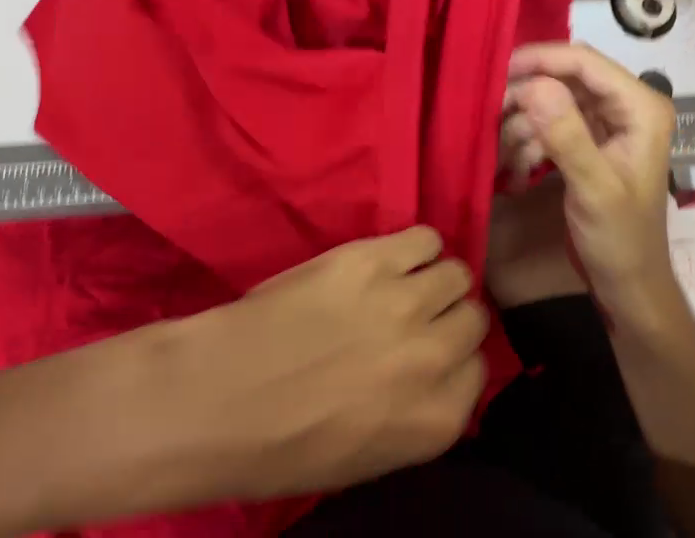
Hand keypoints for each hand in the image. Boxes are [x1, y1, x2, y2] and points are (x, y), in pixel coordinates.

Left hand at [171, 227, 487, 500]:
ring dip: (432, 280)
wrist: (218, 399)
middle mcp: (434, 358)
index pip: (476, 370)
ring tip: (399, 284)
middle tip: (410, 318)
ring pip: (454, 273)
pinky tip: (388, 259)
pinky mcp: (371, 260)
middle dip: (445, 318)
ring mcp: (405, 303)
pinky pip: (424, 237)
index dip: (450, 359)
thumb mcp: (368, 457)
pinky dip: (413, 247)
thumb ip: (416, 413)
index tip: (426, 353)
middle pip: (471, 318)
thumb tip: (431, 377)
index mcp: (435, 420)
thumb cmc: (280, 446)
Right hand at [500, 43, 679, 321]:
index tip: (498, 74)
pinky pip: (551, 122)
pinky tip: (518, 170)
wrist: (628, 283)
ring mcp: (609, 122)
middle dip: (528, 96)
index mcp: (641, 107)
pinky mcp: (591, 139)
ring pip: (553, 98)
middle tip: (493, 118)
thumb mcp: (592, 189)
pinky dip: (530, 140)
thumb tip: (534, 86)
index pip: (585, 61)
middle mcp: (628, 105)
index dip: (541, 60)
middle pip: (566, 76)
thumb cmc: (620, 239)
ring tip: (509, 159)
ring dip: (525, 124)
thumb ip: (566, 135)